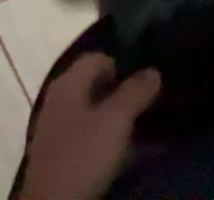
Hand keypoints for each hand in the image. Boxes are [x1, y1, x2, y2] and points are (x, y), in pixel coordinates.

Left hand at [17, 54, 160, 199]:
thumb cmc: (83, 155)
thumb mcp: (115, 121)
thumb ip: (135, 93)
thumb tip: (153, 71)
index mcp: (68, 83)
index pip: (98, 58)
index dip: (124, 65)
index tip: (148, 81)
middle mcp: (60, 99)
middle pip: (97, 86)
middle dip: (126, 93)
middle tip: (154, 104)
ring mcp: (59, 129)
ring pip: (96, 114)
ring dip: (121, 120)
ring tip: (148, 130)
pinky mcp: (63, 156)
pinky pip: (92, 138)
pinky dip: (112, 141)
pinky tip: (131, 154)